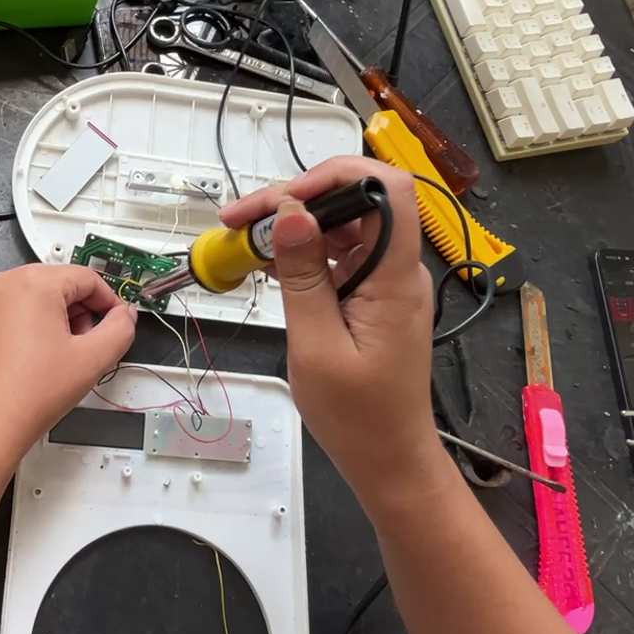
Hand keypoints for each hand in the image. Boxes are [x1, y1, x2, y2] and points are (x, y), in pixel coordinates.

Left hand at [0, 264, 137, 491]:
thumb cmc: (26, 397)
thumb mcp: (92, 361)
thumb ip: (120, 329)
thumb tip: (124, 316)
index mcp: (32, 284)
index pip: (86, 277)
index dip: (108, 301)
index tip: (115, 321)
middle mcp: (1, 286)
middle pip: (57, 284)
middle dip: (79, 312)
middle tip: (86, 345)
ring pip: (31, 300)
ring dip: (53, 321)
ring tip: (57, 359)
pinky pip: (6, 316)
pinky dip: (24, 331)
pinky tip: (30, 364)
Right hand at [220, 158, 452, 500]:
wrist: (387, 456)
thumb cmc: (355, 415)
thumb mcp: (316, 344)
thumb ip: (304, 276)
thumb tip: (291, 213)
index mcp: (394, 277)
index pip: (387, 190)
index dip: (337, 176)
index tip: (282, 198)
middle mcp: (395, 269)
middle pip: (354, 202)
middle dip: (295, 199)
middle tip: (238, 220)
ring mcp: (383, 281)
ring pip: (340, 226)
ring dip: (291, 225)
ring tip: (242, 241)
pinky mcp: (370, 295)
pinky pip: (336, 255)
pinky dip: (300, 252)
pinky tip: (267, 263)